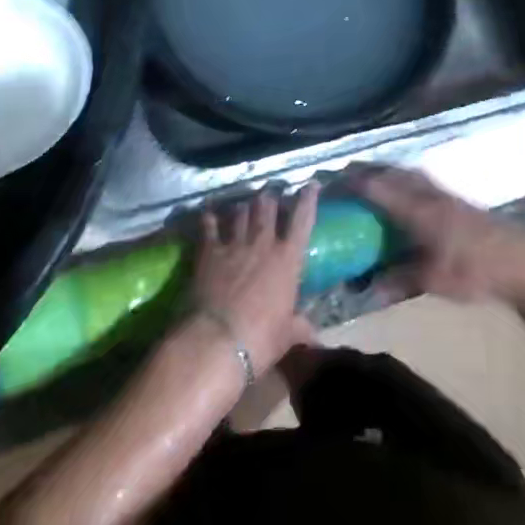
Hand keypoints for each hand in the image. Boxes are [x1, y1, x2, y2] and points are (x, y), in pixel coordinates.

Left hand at [191, 184, 319, 373]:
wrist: (217, 340)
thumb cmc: (261, 338)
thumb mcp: (287, 335)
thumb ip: (301, 328)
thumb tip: (315, 336)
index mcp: (288, 259)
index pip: (303, 220)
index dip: (308, 199)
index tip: (311, 184)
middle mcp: (263, 243)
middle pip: (267, 207)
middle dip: (270, 196)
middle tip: (271, 190)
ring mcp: (234, 244)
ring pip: (240, 212)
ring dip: (243, 206)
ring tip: (244, 202)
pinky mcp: (209, 252)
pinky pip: (209, 227)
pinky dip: (210, 218)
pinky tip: (208, 212)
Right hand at [351, 165, 524, 309]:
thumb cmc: (478, 272)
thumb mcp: (435, 281)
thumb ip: (400, 280)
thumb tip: (368, 287)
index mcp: (420, 211)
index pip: (379, 188)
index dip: (353, 183)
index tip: (330, 182)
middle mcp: (430, 195)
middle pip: (392, 173)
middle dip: (365, 170)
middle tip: (342, 174)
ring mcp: (446, 194)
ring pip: (408, 173)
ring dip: (385, 171)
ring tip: (368, 176)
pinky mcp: (457, 200)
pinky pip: (421, 180)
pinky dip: (403, 178)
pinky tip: (403, 190)